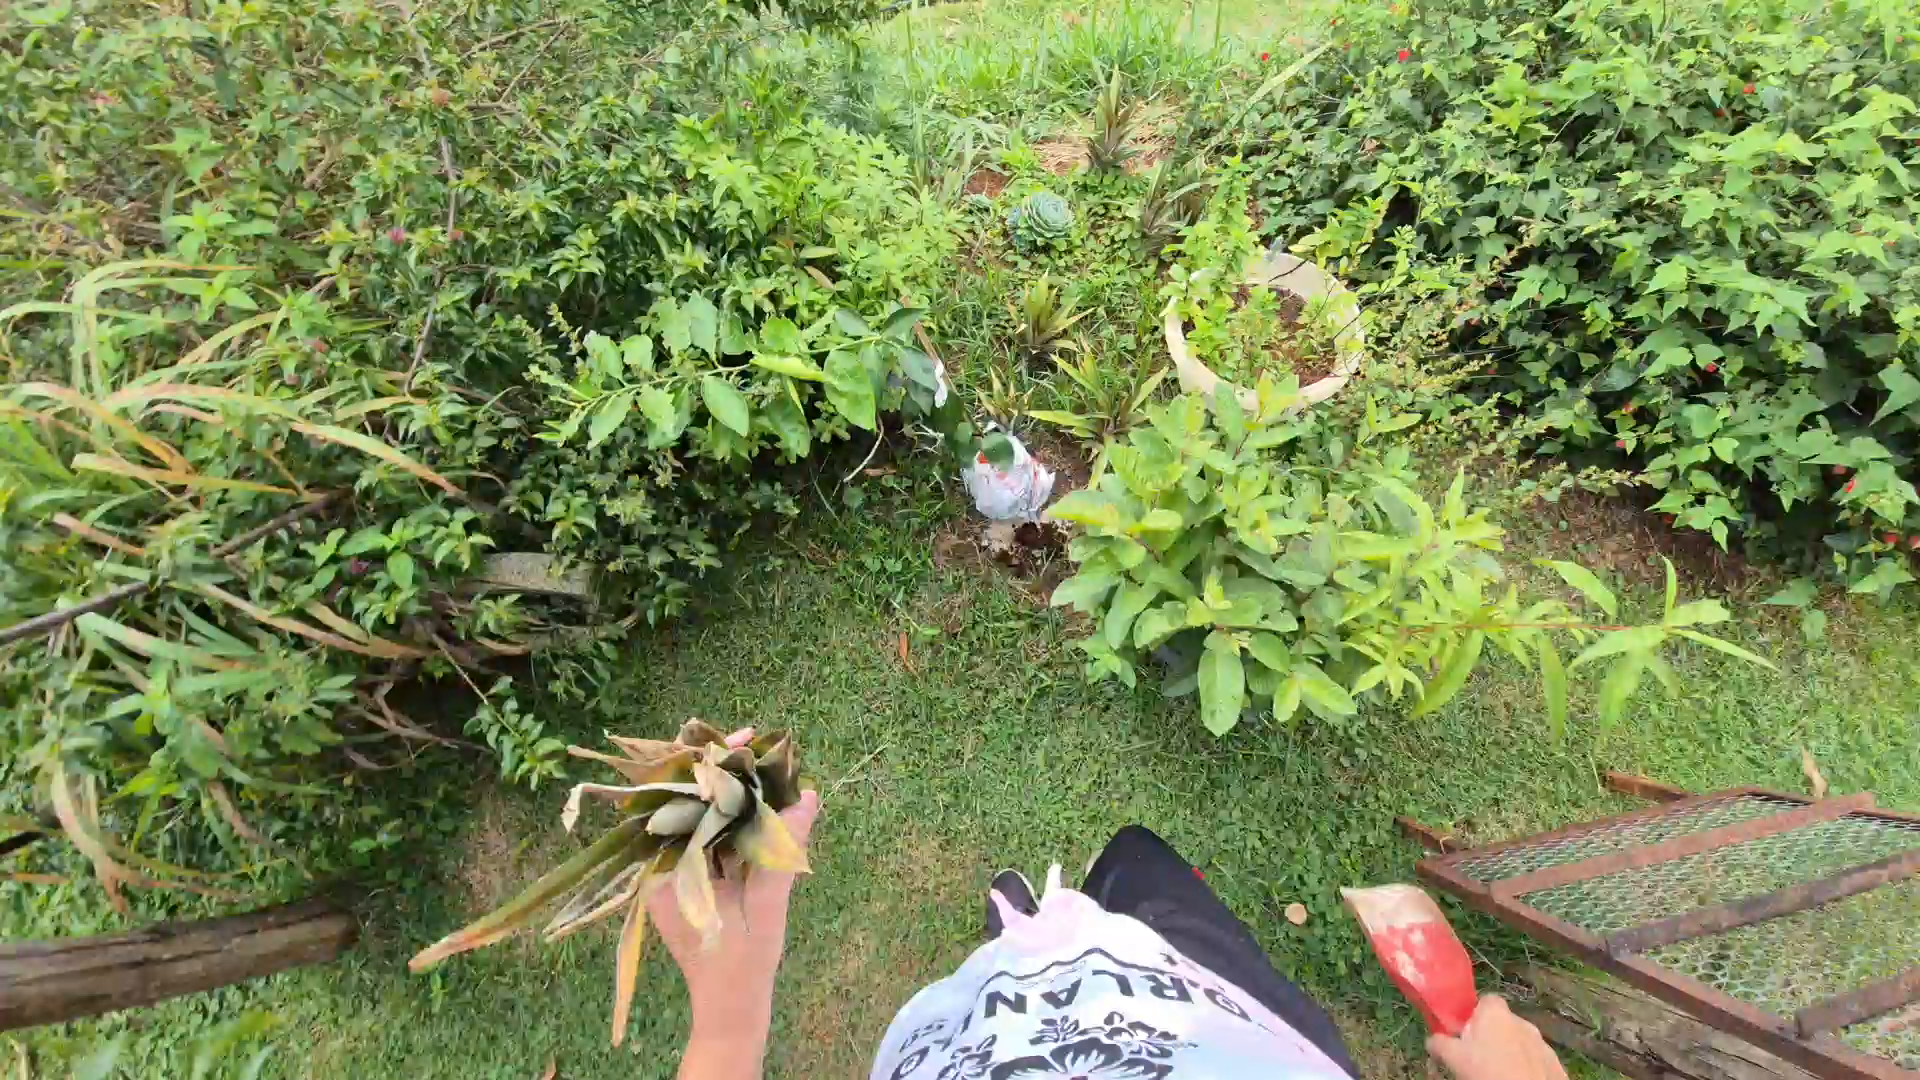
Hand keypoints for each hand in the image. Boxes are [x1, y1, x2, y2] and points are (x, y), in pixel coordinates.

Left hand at [649, 728, 821, 1079]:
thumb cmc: (741, 964)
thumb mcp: (767, 904)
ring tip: (768, 761)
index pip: (680, 797)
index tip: (745, 739)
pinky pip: (712, 828)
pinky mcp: (695, 874)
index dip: (709, 760)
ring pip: (701, 810)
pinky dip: (737, 810)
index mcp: (666, 871)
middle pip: (688, 796)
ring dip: (732, 784)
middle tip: (762, 743)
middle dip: (724, 766)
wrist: (732, 1008)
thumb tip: (808, 795)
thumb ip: (782, 849)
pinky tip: (765, 797)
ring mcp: (678, 869)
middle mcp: (663, 864)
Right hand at [1427, 995, 1567, 1079]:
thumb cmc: (1488, 1072)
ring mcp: (1546, 1047)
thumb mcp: (1454, 1057)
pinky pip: (1539, 1063)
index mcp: (1497, 1013)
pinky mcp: (1560, 1070)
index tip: (1466, 1030)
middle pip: (1504, 1023)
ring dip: (1513, 1053)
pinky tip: (1519, 1079)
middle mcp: (1524, 1023)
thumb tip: (1432, 1039)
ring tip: (1501, 1072)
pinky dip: (1531, 1069)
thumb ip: (1439, 1041)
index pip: (1486, 1000)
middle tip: (1480, 1055)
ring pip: (1522, 1044)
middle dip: (1494, 1035)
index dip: (1475, 1013)